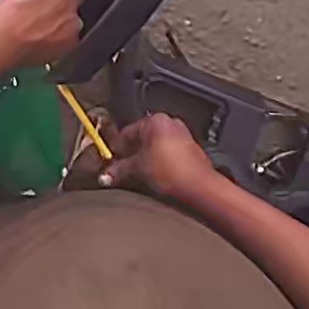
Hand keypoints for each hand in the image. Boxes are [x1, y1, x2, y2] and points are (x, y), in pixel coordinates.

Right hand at [0, 0, 85, 67]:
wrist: (4, 43)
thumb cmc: (6, 16)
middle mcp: (69, 6)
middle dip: (67, 1)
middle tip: (51, 7)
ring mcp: (71, 27)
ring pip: (74, 20)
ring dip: (65, 21)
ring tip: (47, 27)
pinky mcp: (69, 45)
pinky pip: (71, 38)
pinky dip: (63, 38)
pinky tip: (48, 40)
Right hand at [103, 113, 227, 201]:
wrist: (199, 188)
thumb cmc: (173, 171)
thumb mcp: (138, 168)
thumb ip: (120, 168)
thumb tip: (109, 172)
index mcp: (156, 120)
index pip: (127, 131)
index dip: (116, 147)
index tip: (109, 159)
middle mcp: (171, 124)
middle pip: (142, 138)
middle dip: (130, 154)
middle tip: (120, 168)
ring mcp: (183, 137)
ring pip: (155, 147)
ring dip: (144, 160)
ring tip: (136, 175)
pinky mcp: (191, 152)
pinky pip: (167, 155)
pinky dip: (158, 164)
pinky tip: (153, 177)